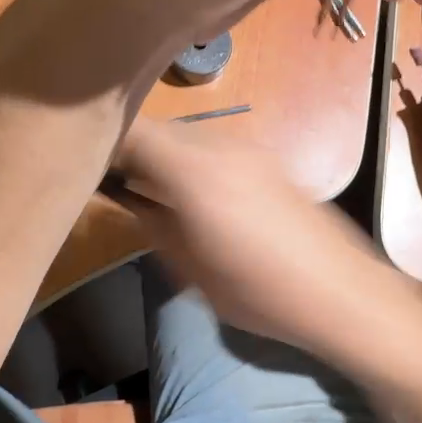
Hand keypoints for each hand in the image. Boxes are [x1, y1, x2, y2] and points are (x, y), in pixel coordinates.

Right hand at [112, 118, 421, 352]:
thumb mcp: (190, 267)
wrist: (342, 294)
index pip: (130, 131)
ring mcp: (249, 149)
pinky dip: (190, 161)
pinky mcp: (268, 159)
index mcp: (194, 170)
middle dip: (129, 146)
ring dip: (161, 154)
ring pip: (186, 137)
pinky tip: (190, 194)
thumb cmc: (260, 293)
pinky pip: (213, 148)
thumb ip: (152, 221)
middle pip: (157, 128)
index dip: (100, 140)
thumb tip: (127, 197)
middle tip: (106, 177)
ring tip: (146, 187)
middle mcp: (220, 145)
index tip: (79, 162)